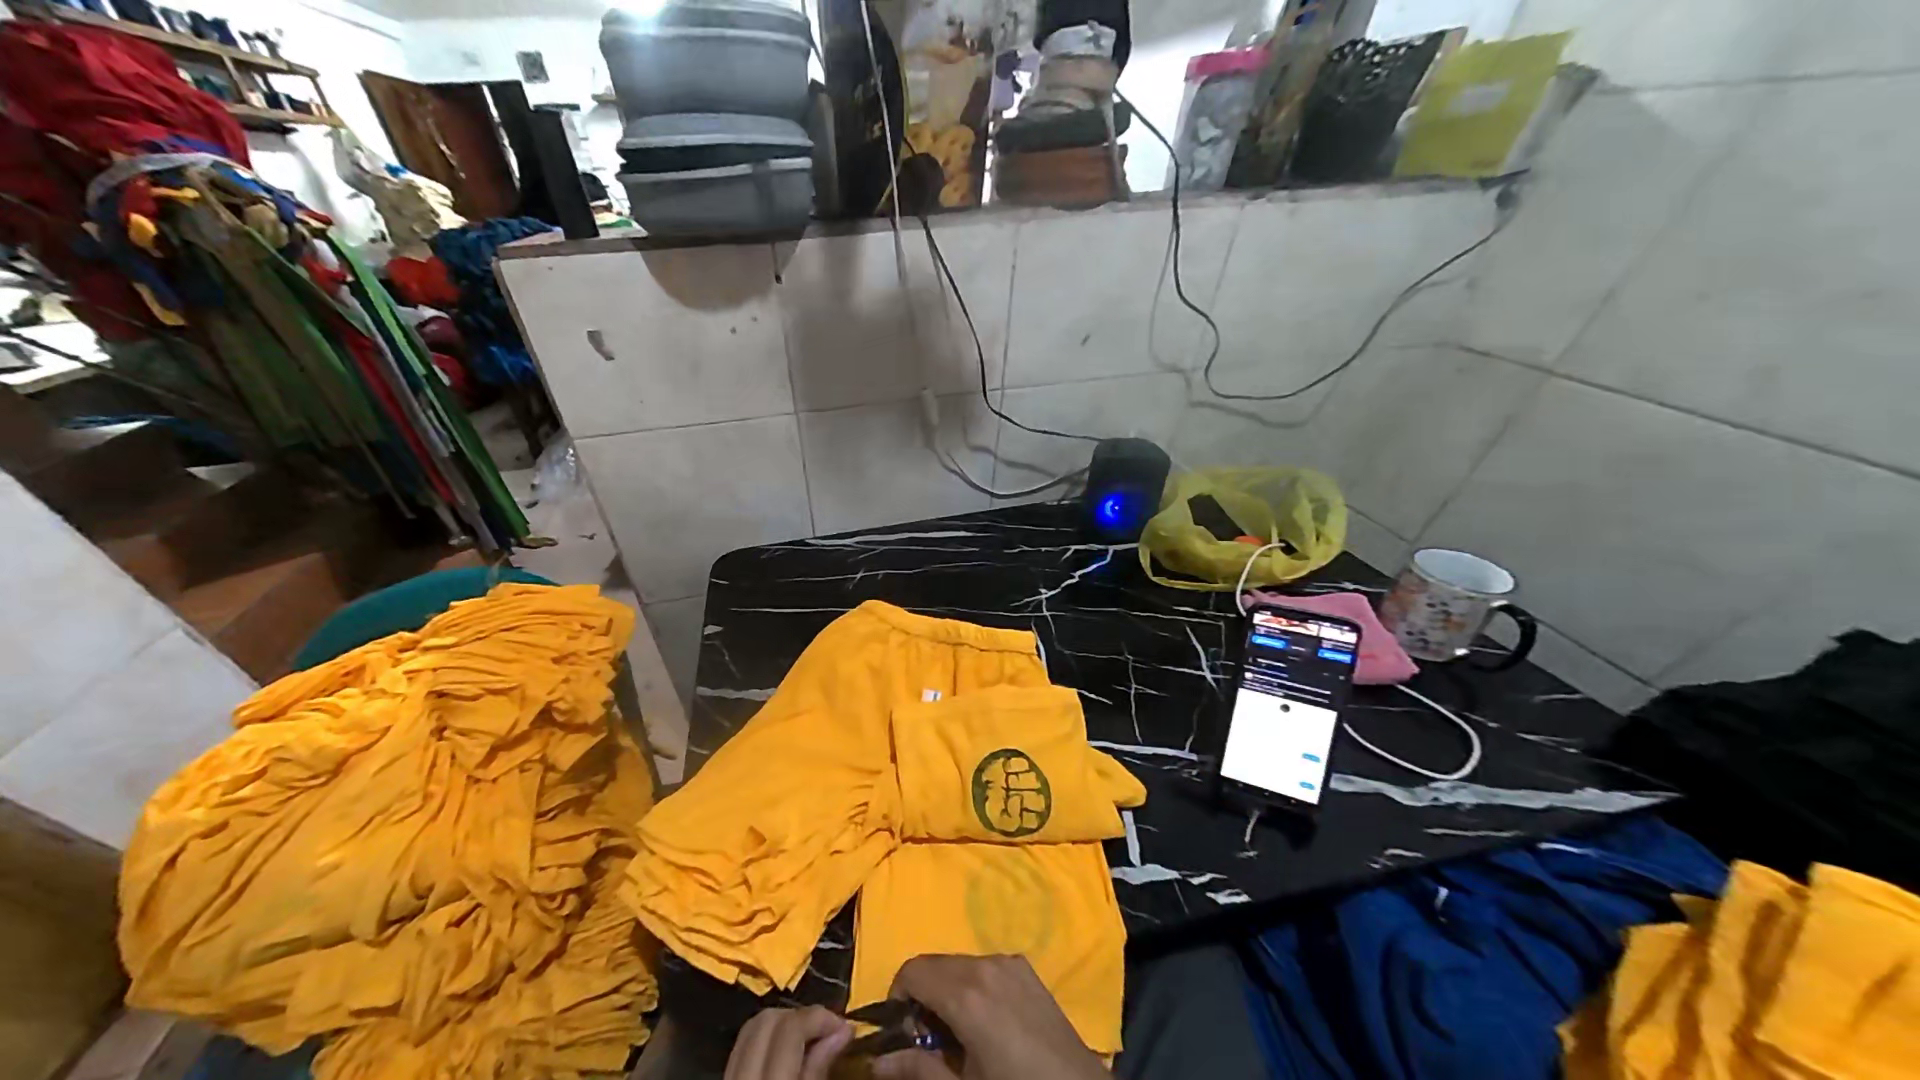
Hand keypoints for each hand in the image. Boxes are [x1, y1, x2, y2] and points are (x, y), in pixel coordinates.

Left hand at [725, 1005, 852, 1079]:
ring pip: (751, 1027)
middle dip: (800, 1017)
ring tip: (808, 1041)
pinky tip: (786, 1053)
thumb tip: (844, 1029)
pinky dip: (766, 1040)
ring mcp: (727, 1077)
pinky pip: (742, 1047)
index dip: (820, 1019)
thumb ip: (818, 1072)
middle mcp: (740, 1076)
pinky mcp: (724, 1079)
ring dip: (783, 1024)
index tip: (844, 1028)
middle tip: (826, 1033)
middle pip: (767, 1020)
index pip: (790, 1029)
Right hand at [872, 955, 1111, 1079]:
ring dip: (946, 989)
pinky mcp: (1027, 969)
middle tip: (926, 1040)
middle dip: (921, 995)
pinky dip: (972, 985)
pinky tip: (985, 1022)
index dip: (897, 999)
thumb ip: (918, 1069)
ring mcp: (1010, 963)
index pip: (912, 970)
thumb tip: (876, 1062)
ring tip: (957, 1034)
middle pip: (934, 964)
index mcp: (966, 993)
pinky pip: (984, 966)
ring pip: (959, 964)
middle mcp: (986, 965)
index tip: (902, 1033)